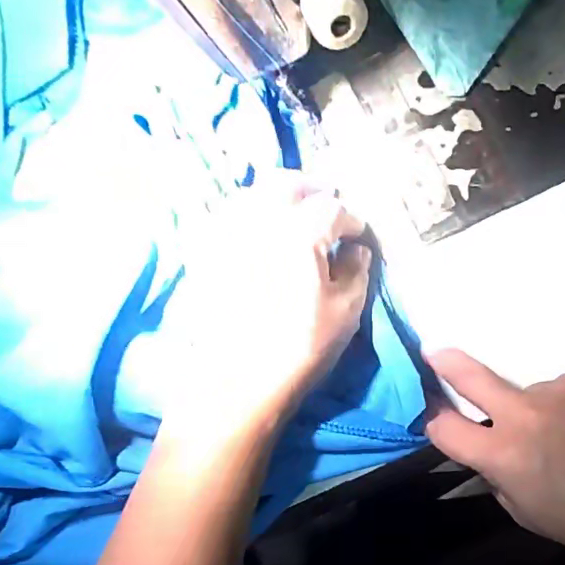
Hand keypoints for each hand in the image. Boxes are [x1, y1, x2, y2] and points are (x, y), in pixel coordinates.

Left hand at [163, 177, 372, 433]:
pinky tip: (262, 235)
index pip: (333, 208)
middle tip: (328, 207)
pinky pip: (230, 215)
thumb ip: (357, 270)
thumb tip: (356, 248)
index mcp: (299, 229)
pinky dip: (251, 215)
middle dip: (313, 191)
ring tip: (294, 217)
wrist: (237, 380)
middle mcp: (258, 217)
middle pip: (288, 183)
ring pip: (255, 193)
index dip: (352, 220)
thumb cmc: (300, 347)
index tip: (360, 236)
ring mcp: (225, 230)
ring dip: (280, 198)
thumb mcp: (346, 311)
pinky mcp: (204, 250)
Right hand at [424, 350, 564, 561]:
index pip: (447, 428)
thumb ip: (500, 481)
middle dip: (447, 363)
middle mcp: (527, 412)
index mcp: (507, 454)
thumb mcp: (532, 516)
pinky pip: (564, 391)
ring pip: (530, 394)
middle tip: (433, 352)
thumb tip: (489, 458)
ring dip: (535, 412)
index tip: (434, 421)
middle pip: (471, 376)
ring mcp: (561, 388)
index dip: (434, 425)